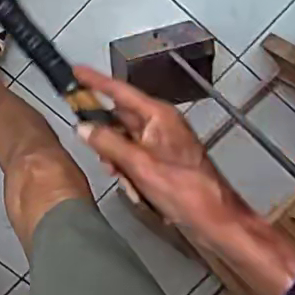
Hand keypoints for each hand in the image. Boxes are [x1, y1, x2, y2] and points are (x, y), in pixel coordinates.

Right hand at [73, 64, 294, 294]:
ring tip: (121, 177)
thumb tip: (82, 127)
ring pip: (123, 141)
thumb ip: (107, 143)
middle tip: (95, 150)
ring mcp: (162, 143)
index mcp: (158, 116)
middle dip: (104, 137)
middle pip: (119, 118)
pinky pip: (134, 157)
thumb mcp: (139, 165)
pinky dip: (128, 170)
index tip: (76, 71)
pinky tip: (134, 188)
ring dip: (116, 158)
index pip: (119, 91)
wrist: (218, 223)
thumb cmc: (185, 190)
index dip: (95, 81)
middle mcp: (160, 124)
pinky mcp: (163, 162)